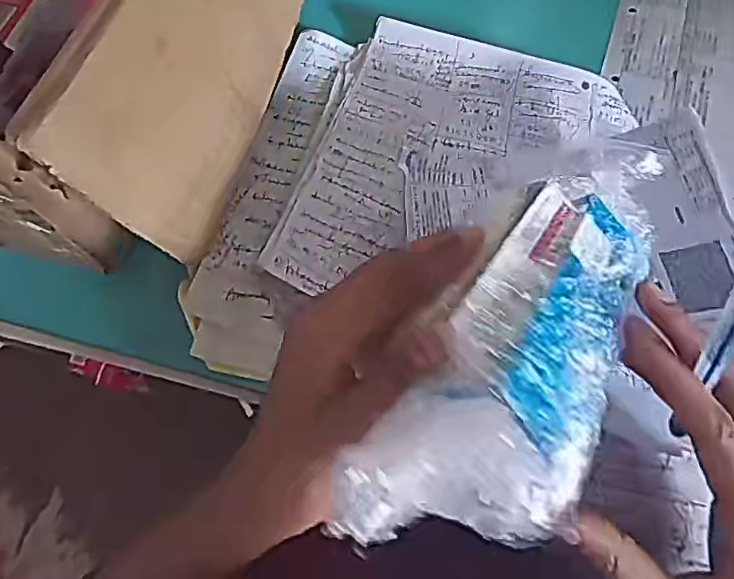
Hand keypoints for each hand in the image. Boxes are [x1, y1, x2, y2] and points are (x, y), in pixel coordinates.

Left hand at [107, 228, 483, 578]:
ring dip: (419, 269)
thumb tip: (440, 333)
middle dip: (428, 253)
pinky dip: (409, 294)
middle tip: (472, 236)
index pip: (387, 281)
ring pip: (380, 286)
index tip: (470, 241)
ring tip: (458, 254)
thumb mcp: (349, 427)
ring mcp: (328, 328)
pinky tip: (431, 298)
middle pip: (382, 273)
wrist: (262, 497)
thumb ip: (393, 377)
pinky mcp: (335, 345)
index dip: (431, 260)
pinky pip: (378, 306)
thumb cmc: (302, 465)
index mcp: (326, 326)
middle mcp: (325, 315)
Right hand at [576, 282, 733, 578]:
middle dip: (693, 340)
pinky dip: (714, 388)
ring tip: (660, 324)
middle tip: (648, 300)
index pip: (719, 431)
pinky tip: (685, 380)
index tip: (635, 334)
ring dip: (703, 357)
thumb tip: (565, 518)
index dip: (674, 375)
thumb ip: (627, 564)